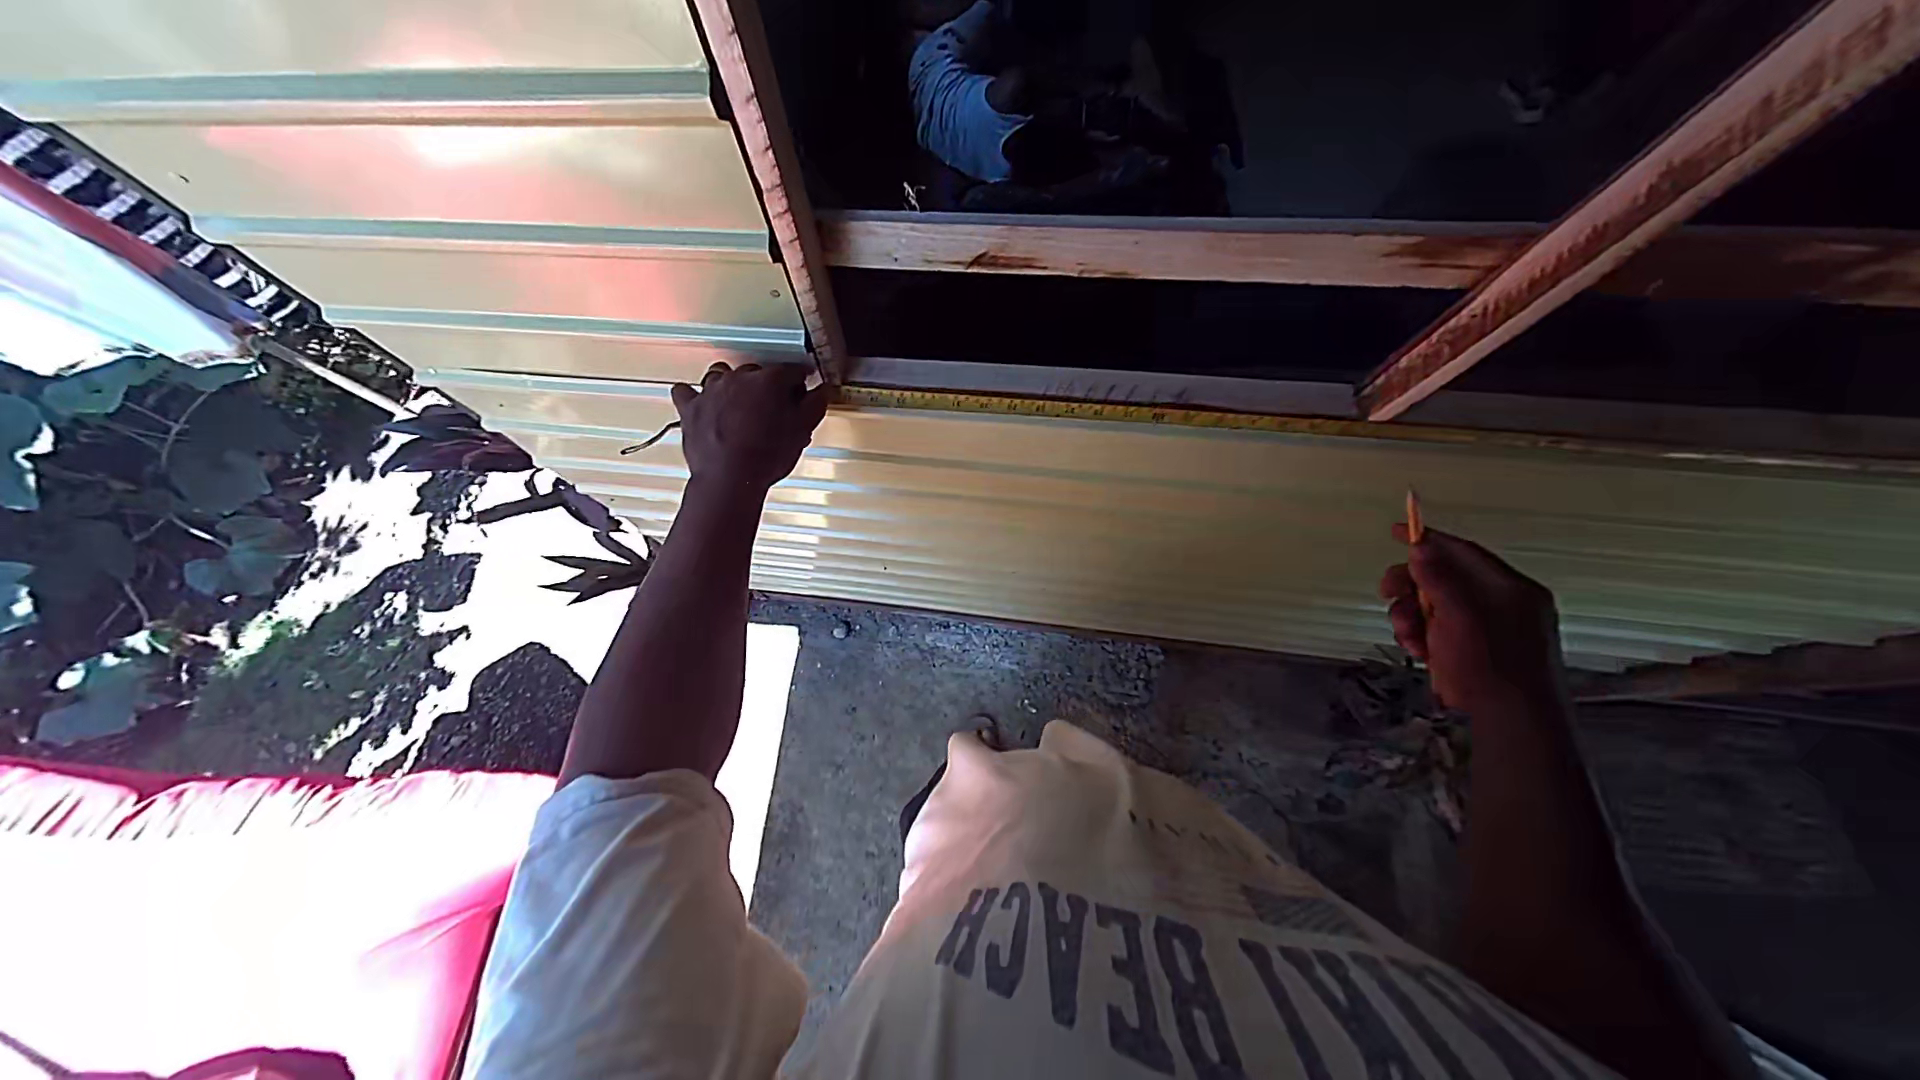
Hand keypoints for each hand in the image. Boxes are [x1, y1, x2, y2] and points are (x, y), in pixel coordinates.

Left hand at [670, 362, 827, 493]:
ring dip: (734, 385)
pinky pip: (687, 391)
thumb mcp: (803, 430)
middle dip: (769, 386)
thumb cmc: (763, 457)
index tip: (804, 385)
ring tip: (743, 402)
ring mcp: (712, 392)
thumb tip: (821, 393)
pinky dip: (695, 395)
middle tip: (776, 405)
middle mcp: (738, 379)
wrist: (730, 478)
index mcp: (769, 381)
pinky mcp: (692, 408)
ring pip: (723, 374)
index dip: (801, 379)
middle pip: (757, 372)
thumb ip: (816, 405)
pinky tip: (704, 401)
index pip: (791, 370)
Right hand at [1380, 526, 1567, 714]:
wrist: (1509, 722)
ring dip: (1410, 616)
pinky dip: (1420, 636)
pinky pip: (1436, 630)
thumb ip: (1438, 579)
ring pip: (1433, 606)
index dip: (1428, 540)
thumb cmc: (1490, 664)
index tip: (1395, 531)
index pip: (1463, 552)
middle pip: (1443, 579)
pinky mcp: (1471, 650)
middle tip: (1387, 593)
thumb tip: (1420, 546)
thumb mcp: (1459, 615)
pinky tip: (1418, 650)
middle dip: (1411, 586)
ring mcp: (1485, 629)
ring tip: (1407, 636)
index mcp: (1510, 589)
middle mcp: (1499, 605)